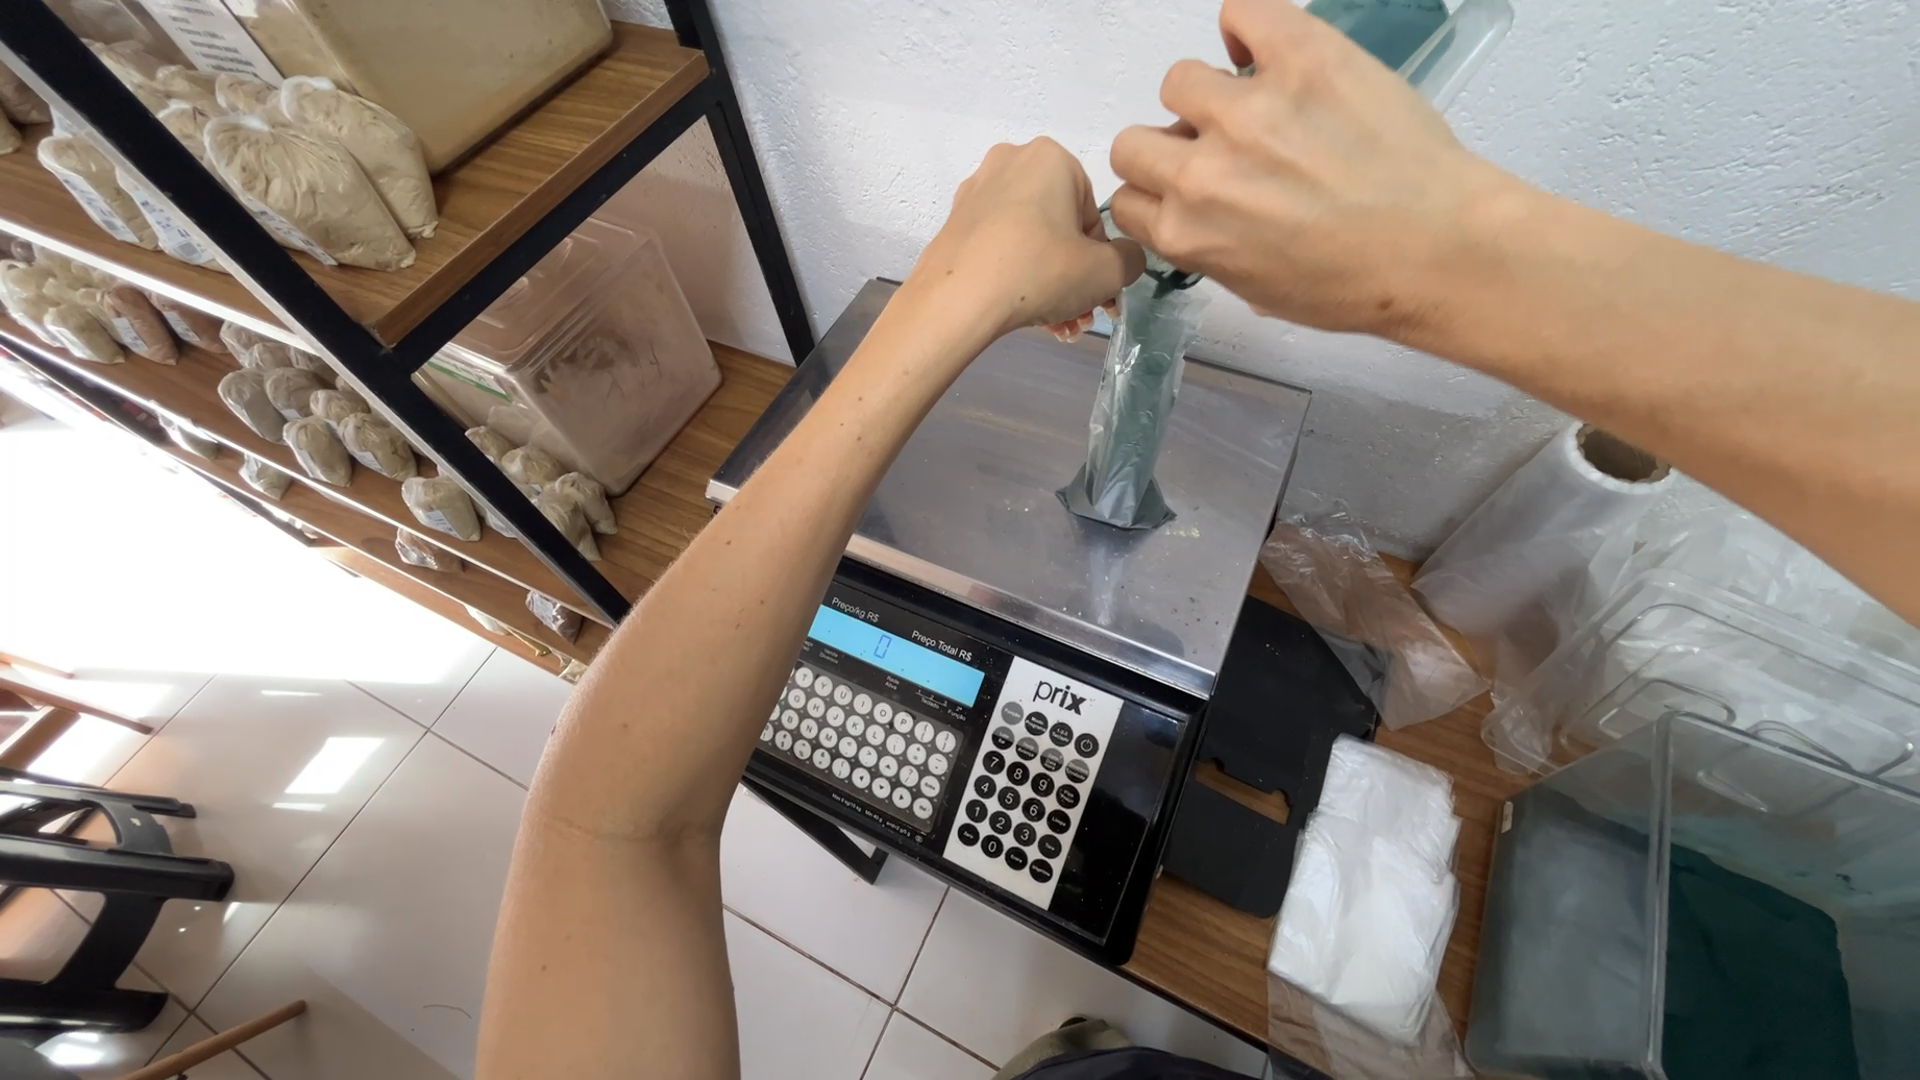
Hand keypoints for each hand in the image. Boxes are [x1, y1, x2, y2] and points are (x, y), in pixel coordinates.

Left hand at [908, 138, 1144, 339]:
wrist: (957, 301)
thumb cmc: (1040, 273)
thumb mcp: (1107, 272)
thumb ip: (1130, 260)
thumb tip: (1123, 259)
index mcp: (1051, 158)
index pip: (1091, 216)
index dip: (1101, 263)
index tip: (1099, 297)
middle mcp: (1009, 163)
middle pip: (1058, 231)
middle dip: (1073, 280)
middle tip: (1079, 318)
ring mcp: (975, 195)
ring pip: (1028, 245)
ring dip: (1048, 288)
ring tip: (1056, 328)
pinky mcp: (953, 227)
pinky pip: (998, 252)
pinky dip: (1016, 281)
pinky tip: (1025, 318)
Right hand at [1109, 0, 1520, 340]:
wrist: (1434, 248)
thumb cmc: (1345, 287)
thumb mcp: (1249, 288)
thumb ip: (1202, 245)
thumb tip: (1192, 208)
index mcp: (1186, 234)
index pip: (1127, 200)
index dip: (1154, 197)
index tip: (1181, 193)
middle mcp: (1199, 172)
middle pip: (1131, 143)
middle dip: (1163, 151)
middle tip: (1210, 154)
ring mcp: (1246, 110)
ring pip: (1177, 80)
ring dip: (1204, 97)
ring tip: (1251, 107)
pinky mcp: (1300, 56)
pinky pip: (1241, 12)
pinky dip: (1246, 30)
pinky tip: (1266, 55)